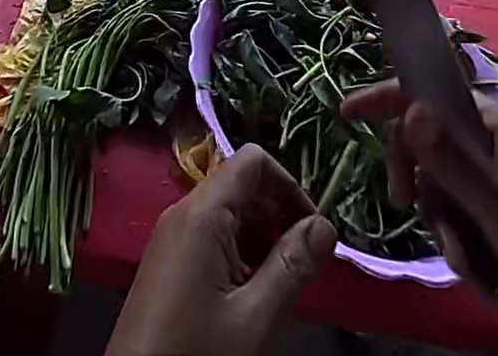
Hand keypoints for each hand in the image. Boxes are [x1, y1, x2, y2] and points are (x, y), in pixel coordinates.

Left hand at [105, 144, 337, 355]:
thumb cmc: (196, 353)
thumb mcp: (256, 319)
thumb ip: (293, 266)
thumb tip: (326, 225)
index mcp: (202, 212)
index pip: (253, 161)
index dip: (290, 186)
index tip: (314, 231)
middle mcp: (184, 211)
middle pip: (242, 185)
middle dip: (280, 215)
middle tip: (305, 264)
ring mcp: (174, 235)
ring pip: (230, 213)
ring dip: (264, 237)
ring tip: (284, 284)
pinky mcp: (171, 259)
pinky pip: (214, 236)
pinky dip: (243, 252)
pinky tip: (255, 294)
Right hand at [342, 81, 497, 355]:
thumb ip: (452, 162)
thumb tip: (408, 106)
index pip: (431, 94)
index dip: (385, 98)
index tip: (346, 114)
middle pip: (430, 143)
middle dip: (416, 178)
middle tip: (401, 206)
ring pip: (444, 185)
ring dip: (442, 223)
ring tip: (464, 266)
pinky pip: (465, 215)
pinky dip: (461, 241)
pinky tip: (478, 275)